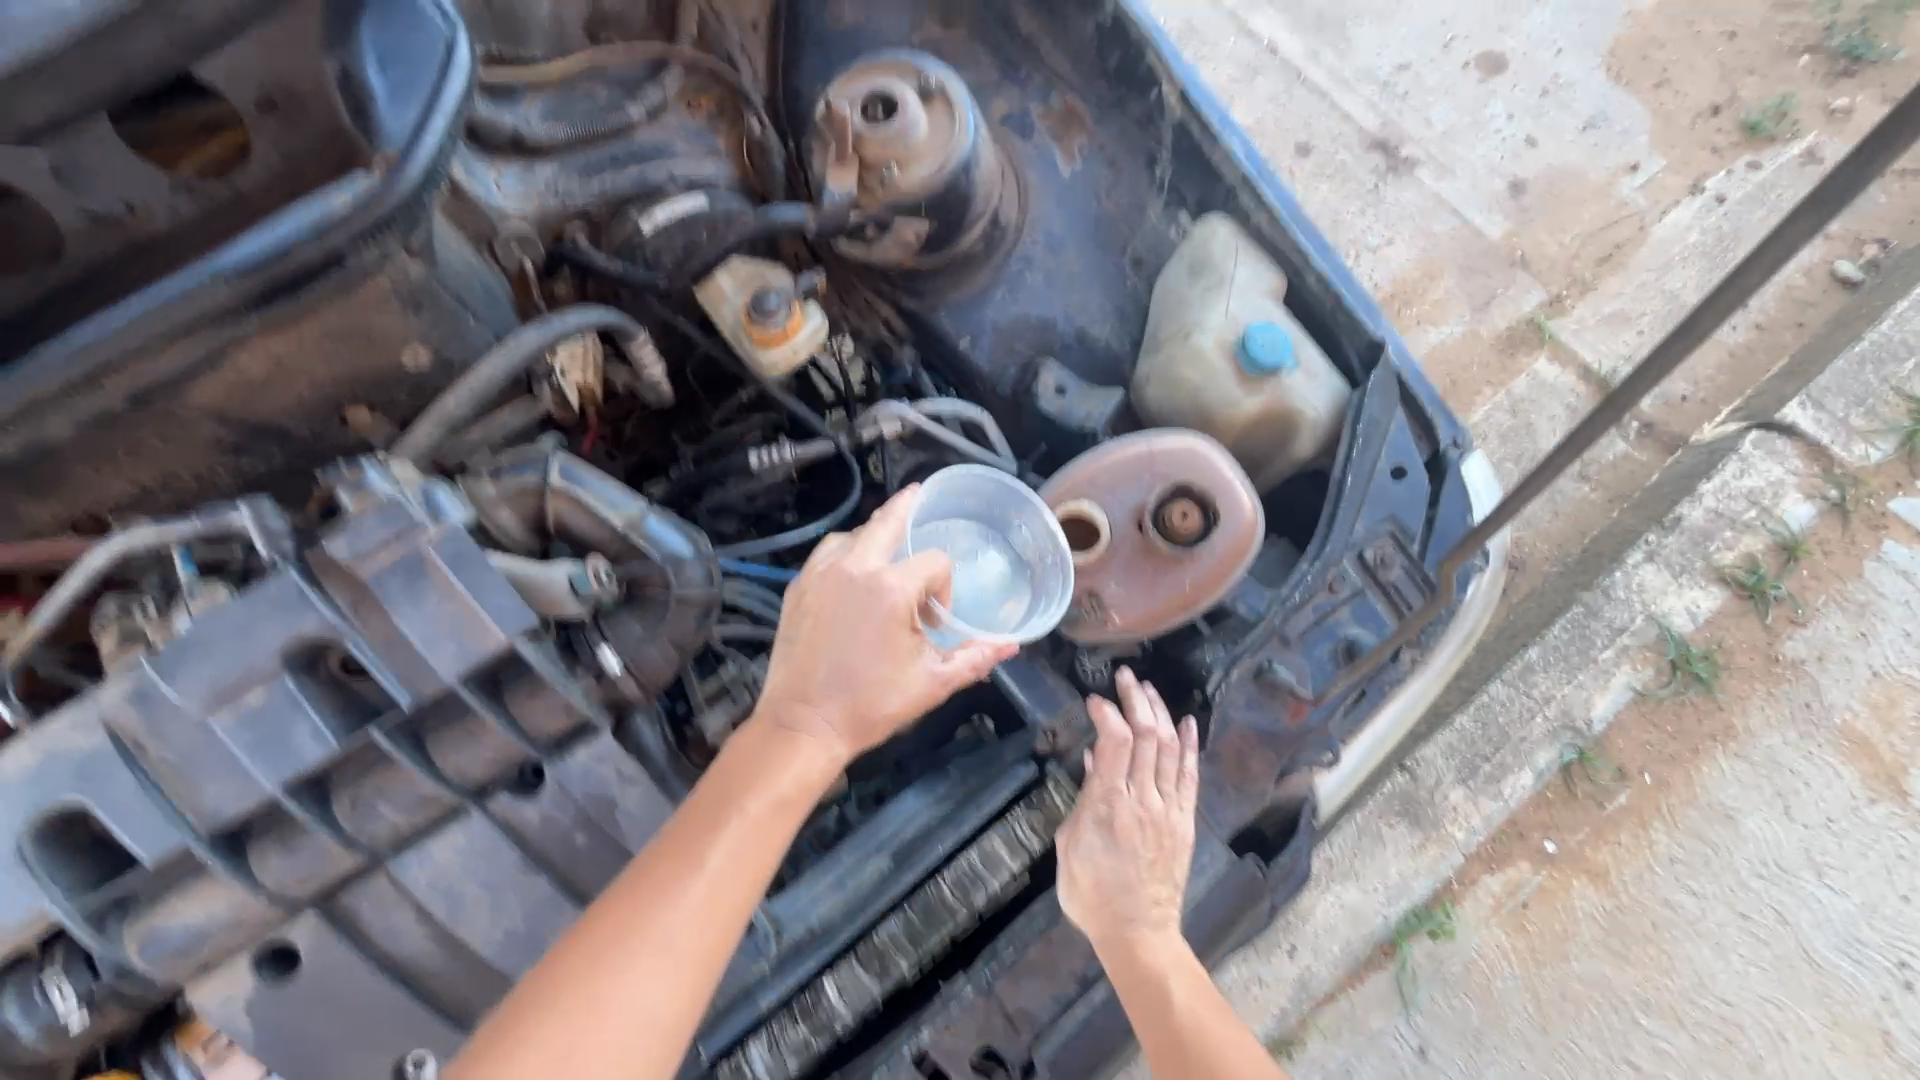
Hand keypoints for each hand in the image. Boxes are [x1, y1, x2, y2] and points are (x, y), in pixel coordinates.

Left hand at [746, 484, 1019, 770]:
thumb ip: (974, 658)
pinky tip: (854, 573)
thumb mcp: (932, 683)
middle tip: (920, 493)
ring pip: (853, 535)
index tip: (937, 620)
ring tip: (888, 551)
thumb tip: (1009, 646)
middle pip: (887, 521)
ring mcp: (820, 575)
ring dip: (874, 536)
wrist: (803, 725)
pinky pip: (827, 554)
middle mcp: (854, 568)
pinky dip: (845, 553)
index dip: (945, 587)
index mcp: (891, 588)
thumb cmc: (871, 705)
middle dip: (908, 507)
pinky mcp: (798, 588)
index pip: (934, 561)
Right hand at [1056, 667, 1199, 950]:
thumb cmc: (1091, 894)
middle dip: (1135, 700)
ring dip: (1159, 713)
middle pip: (1146, 736)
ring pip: (1169, 749)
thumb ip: (1083, 799)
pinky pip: (1190, 775)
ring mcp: (1168, 809)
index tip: (1094, 700)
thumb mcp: (1069, 845)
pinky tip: (1186, 721)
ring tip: (1148, 688)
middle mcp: (1142, 799)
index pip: (1115, 741)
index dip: (1108, 712)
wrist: (1138, 932)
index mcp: (1108, 805)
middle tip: (1126, 676)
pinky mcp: (1184, 821)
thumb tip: (1093, 761)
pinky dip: (1189, 745)